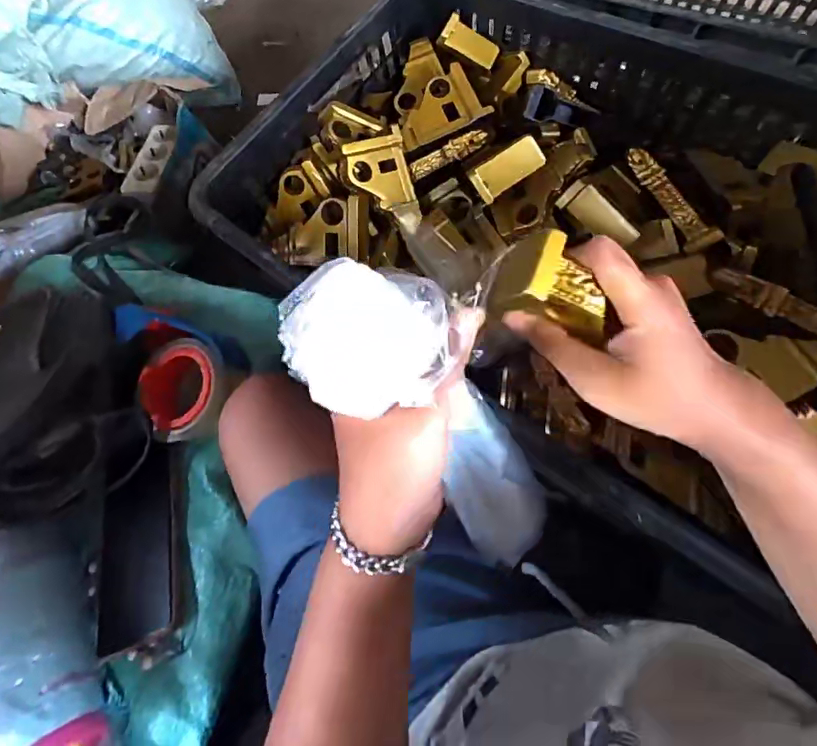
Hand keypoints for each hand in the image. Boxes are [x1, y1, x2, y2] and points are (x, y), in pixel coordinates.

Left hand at [332, 306, 481, 555]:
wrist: (388, 530)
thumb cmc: (396, 469)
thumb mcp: (426, 414)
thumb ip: (446, 364)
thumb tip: (469, 312)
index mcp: (347, 373)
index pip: (367, 321)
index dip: (399, 302)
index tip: (431, 284)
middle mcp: (355, 380)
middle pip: (387, 340)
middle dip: (418, 323)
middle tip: (452, 299)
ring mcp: (373, 398)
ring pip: (402, 360)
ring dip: (427, 347)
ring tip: (456, 319)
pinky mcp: (392, 414)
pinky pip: (410, 381)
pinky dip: (429, 369)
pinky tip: (450, 356)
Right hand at [504, 236, 783, 454]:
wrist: (721, 415)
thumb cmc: (660, 398)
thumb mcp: (596, 380)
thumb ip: (553, 344)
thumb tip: (512, 315)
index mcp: (640, 296)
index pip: (598, 249)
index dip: (563, 256)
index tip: (536, 283)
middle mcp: (651, 285)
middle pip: (597, 263)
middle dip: (563, 283)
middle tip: (541, 312)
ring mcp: (659, 295)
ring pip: (606, 279)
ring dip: (579, 298)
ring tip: (561, 329)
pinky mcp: (659, 308)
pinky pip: (617, 293)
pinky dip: (596, 309)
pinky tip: (590, 340)